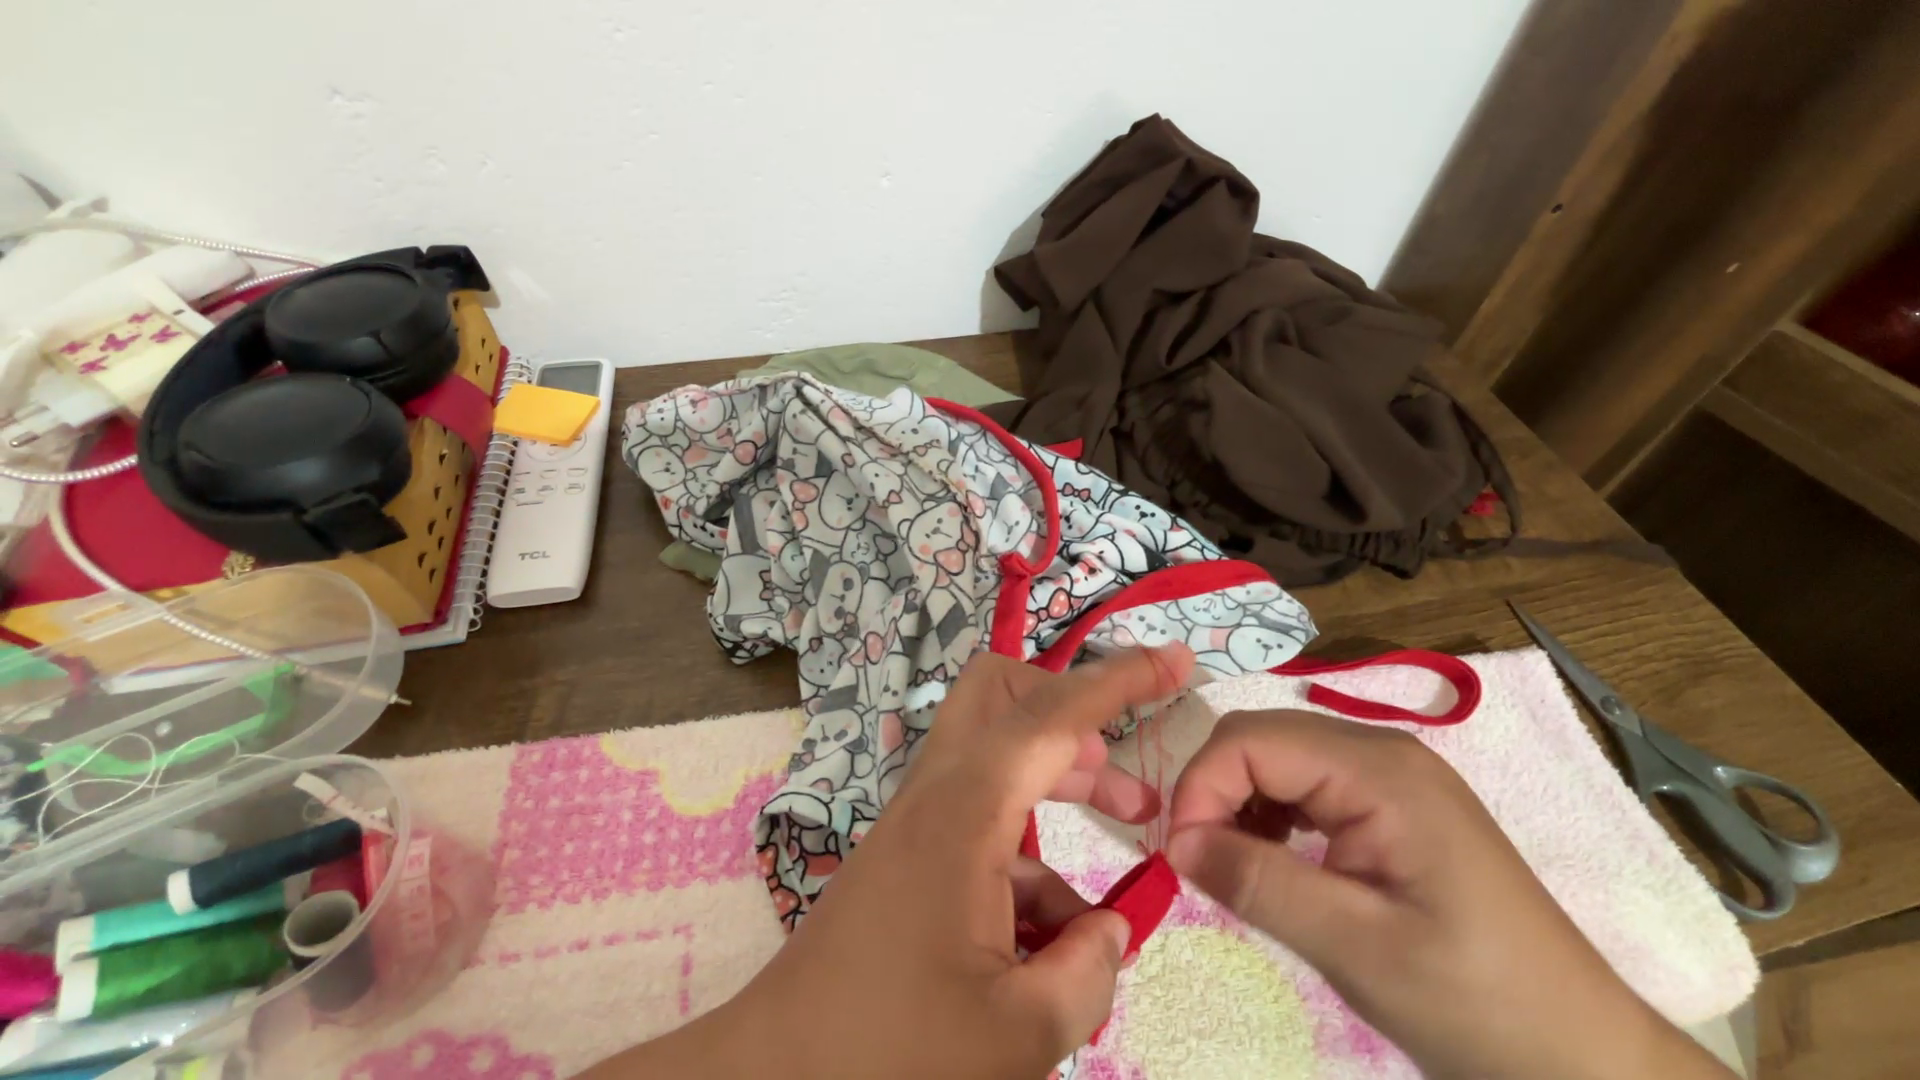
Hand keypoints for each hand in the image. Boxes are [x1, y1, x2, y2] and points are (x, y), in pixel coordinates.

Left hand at [584, 644, 1195, 1079]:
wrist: (777, 1071)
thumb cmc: (891, 1049)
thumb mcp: (1018, 1032)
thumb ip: (1087, 974)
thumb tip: (1115, 931)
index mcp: (964, 814)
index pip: (1050, 718)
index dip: (1117, 682)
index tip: (1174, 660)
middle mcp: (937, 796)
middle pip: (998, 694)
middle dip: (1069, 707)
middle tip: (1124, 765)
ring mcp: (918, 821)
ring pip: (997, 757)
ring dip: (1062, 781)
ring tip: (1125, 832)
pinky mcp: (911, 854)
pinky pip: (982, 820)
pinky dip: (1032, 849)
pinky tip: (1063, 923)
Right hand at [1164, 709, 1735, 1079]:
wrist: (1578, 1053)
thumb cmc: (1474, 1000)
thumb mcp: (1357, 947)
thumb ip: (1259, 883)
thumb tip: (1175, 843)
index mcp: (1378, 771)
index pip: (1249, 740)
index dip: (1201, 788)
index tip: (1183, 858)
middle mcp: (1382, 753)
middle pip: (1261, 738)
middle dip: (1214, 791)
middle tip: (1200, 863)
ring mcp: (1392, 777)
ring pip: (1279, 758)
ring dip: (1240, 803)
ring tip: (1235, 868)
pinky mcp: (1394, 806)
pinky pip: (1307, 785)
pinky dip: (1271, 815)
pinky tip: (1276, 863)